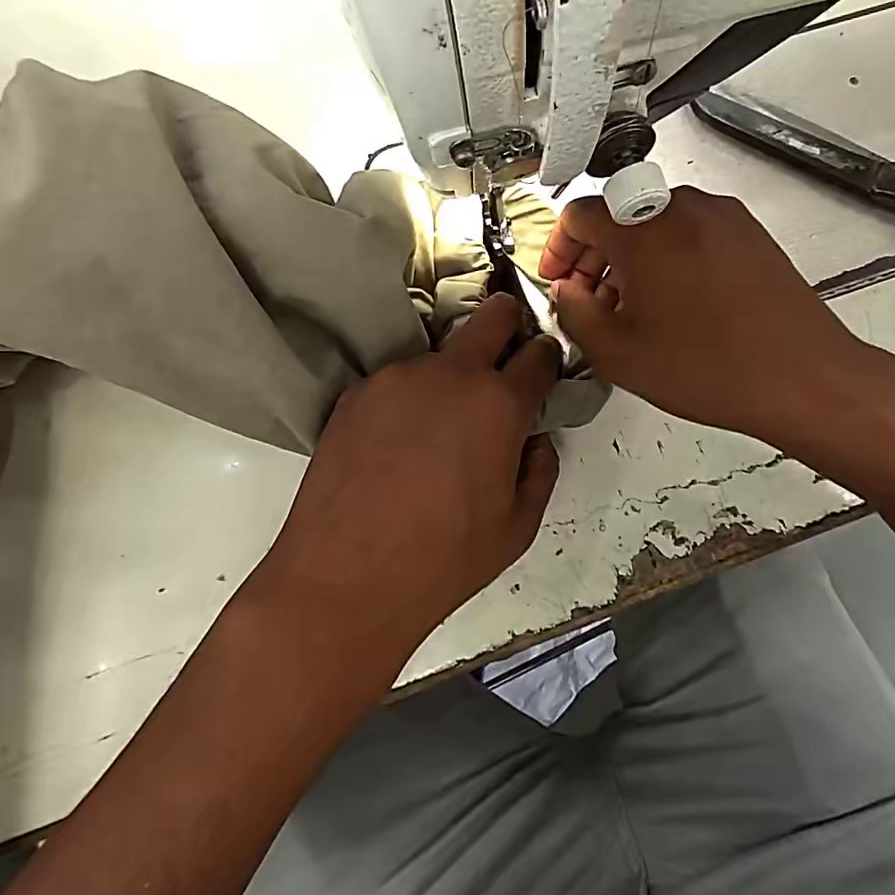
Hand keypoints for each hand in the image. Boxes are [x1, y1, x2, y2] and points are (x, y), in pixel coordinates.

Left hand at [256, 294, 561, 642]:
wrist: (345, 579)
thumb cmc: (442, 559)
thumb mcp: (518, 526)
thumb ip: (540, 471)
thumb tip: (533, 442)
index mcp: (500, 405)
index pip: (539, 354)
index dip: (549, 355)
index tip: (545, 365)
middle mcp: (450, 377)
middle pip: (493, 315)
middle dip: (510, 323)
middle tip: (507, 355)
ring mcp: (397, 379)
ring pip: (440, 356)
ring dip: (452, 377)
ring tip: (438, 431)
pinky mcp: (356, 394)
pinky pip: (398, 383)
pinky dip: (410, 400)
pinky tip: (400, 445)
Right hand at [540, 186, 894, 449]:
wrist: (801, 376)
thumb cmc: (719, 366)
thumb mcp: (618, 353)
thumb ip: (574, 314)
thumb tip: (568, 294)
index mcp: (642, 228)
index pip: (579, 215)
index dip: (558, 247)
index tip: (558, 274)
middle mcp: (683, 207)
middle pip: (618, 215)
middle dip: (593, 256)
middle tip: (588, 297)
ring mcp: (722, 217)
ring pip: (655, 223)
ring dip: (631, 259)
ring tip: (632, 309)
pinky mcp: (748, 233)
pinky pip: (692, 233)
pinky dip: (669, 258)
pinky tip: (673, 305)